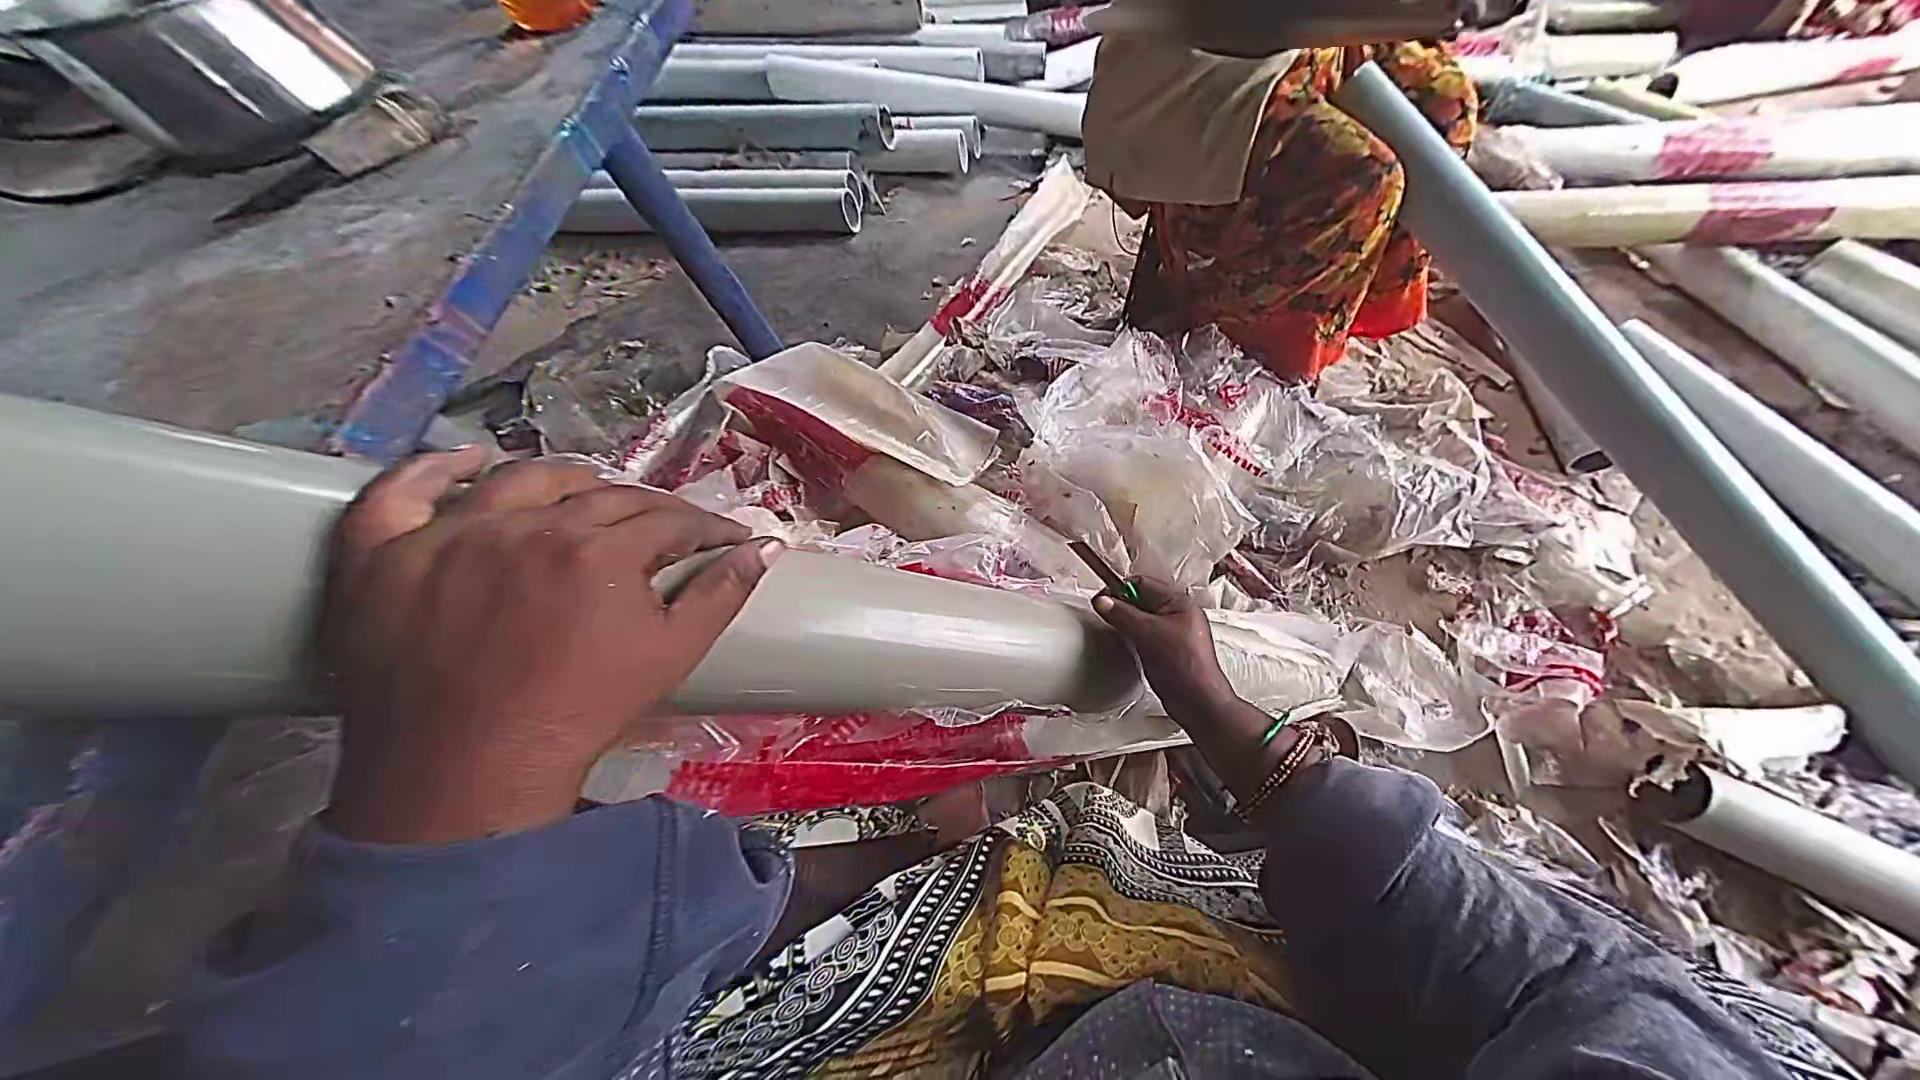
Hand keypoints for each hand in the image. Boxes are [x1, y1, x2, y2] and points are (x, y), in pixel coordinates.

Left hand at [322, 449, 782, 843]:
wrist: (469, 774)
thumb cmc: (583, 711)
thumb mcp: (673, 654)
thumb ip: (722, 594)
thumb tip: (766, 548)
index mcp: (599, 551)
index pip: (668, 519)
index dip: (705, 527)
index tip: (722, 538)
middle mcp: (526, 527)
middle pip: (605, 496)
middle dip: (651, 509)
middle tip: (668, 529)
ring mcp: (448, 535)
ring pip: (521, 479)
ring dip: (567, 479)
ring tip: (590, 492)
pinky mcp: (381, 555)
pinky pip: (402, 489)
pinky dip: (434, 467)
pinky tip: (469, 461)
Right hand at [1091, 578, 1234, 726]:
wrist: (1197, 702)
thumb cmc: (1185, 668)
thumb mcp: (1148, 634)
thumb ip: (1122, 615)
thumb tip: (1103, 601)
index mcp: (1180, 603)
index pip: (1142, 583)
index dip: (1120, 589)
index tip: (1102, 600)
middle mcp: (1178, 615)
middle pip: (1141, 600)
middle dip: (1122, 605)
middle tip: (1104, 613)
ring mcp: (1172, 633)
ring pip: (1141, 618)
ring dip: (1126, 621)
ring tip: (1114, 628)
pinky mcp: (1166, 650)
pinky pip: (1143, 634)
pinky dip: (1131, 635)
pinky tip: (1126, 643)